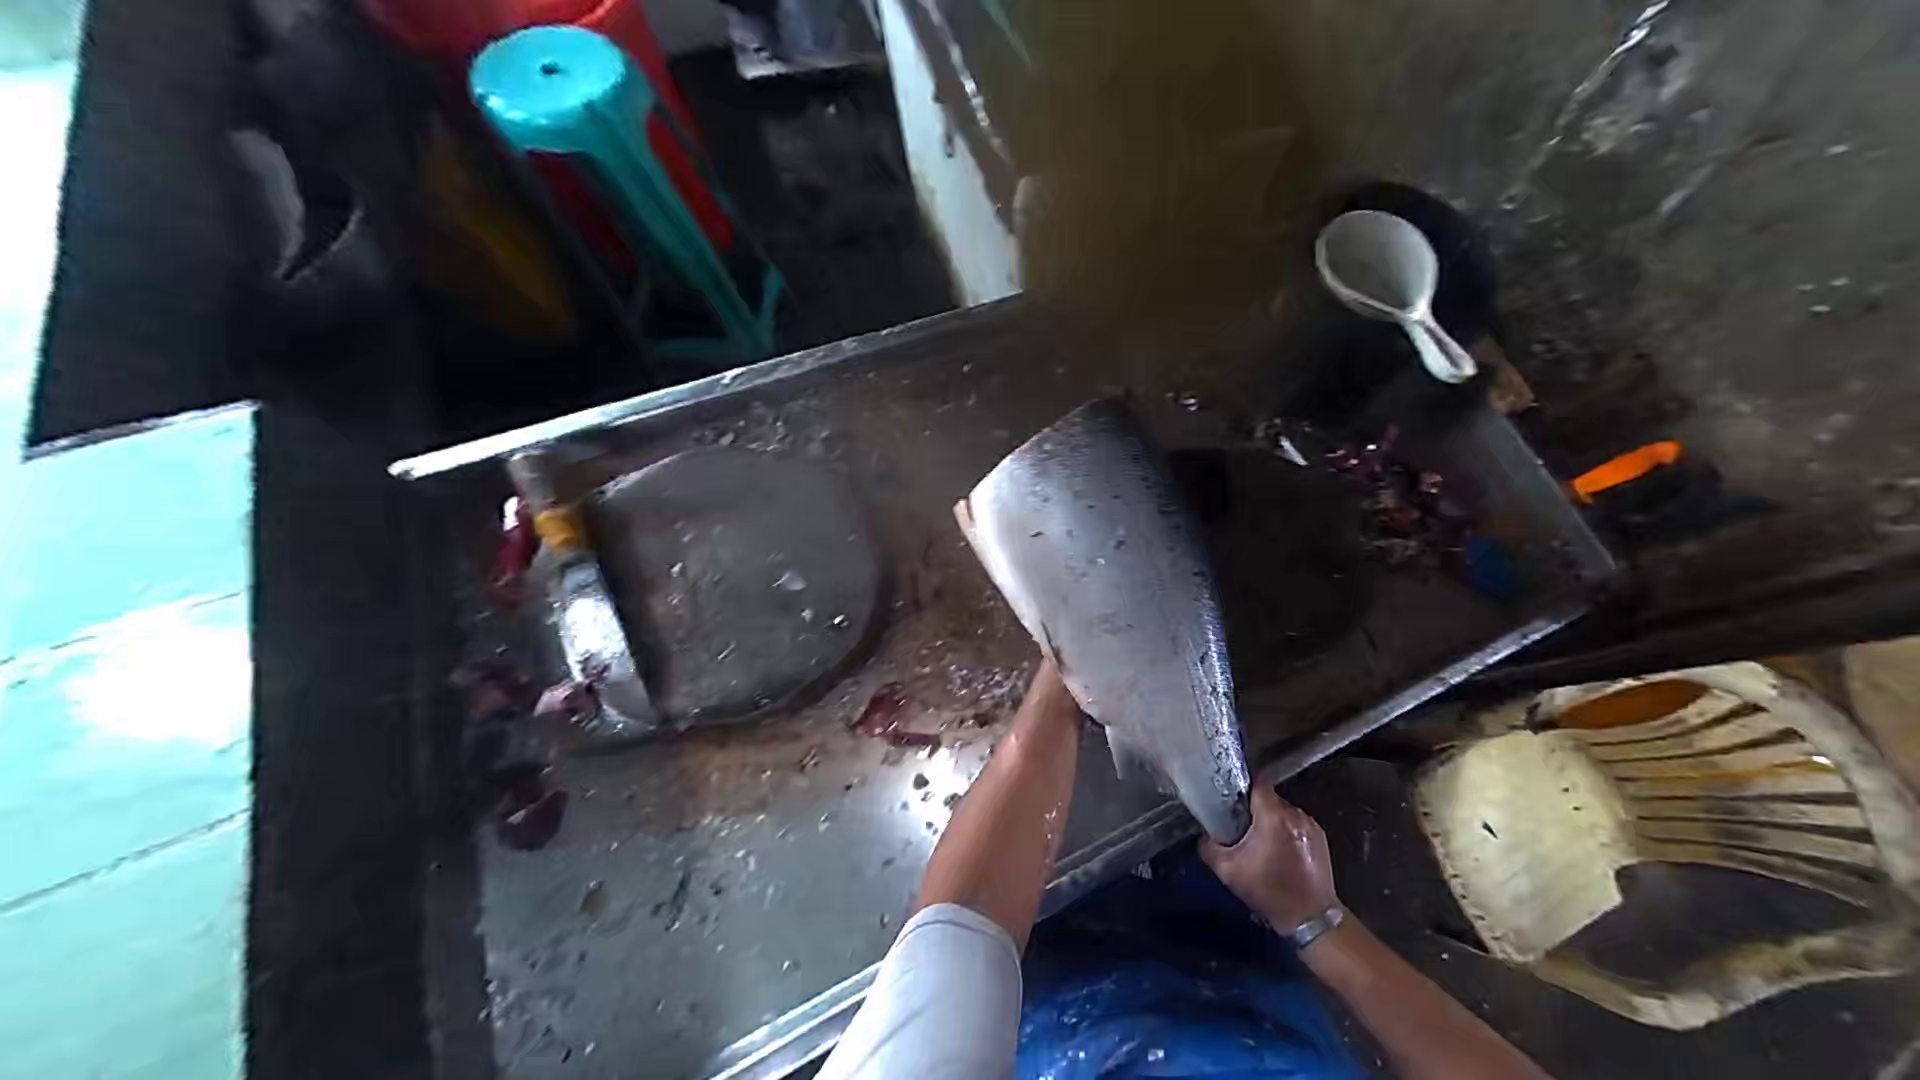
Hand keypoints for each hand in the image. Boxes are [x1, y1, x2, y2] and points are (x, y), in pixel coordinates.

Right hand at [1200, 783, 1338, 930]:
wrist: (1311, 919)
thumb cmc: (1268, 891)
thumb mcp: (1228, 871)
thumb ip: (1209, 847)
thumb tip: (1204, 834)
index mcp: (1273, 817)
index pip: (1258, 782)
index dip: (1243, 784)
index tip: (1231, 794)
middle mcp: (1295, 815)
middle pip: (1269, 797)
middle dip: (1255, 807)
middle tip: (1241, 825)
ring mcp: (1311, 825)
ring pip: (1283, 810)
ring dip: (1271, 819)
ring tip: (1261, 840)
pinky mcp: (1321, 838)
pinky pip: (1296, 823)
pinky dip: (1286, 830)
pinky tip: (1280, 850)